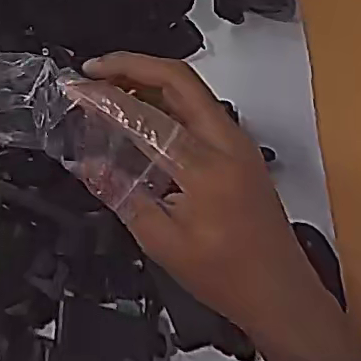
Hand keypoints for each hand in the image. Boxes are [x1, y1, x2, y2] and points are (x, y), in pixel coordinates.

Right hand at [81, 52, 340, 347]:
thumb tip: (89, 165)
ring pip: (188, 85)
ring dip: (147, 76)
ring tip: (109, 83)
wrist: (282, 296)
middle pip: (177, 77)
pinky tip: (140, 108)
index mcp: (207, 169)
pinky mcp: (237, 145)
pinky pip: (197, 103)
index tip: (78, 90)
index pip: (146, 116)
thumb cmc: (232, 277)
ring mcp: (236, 140)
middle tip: (94, 69)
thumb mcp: (163, 243)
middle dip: (130, 63)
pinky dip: (163, 94)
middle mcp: (227, 142)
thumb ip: (122, 195)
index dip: (106, 98)